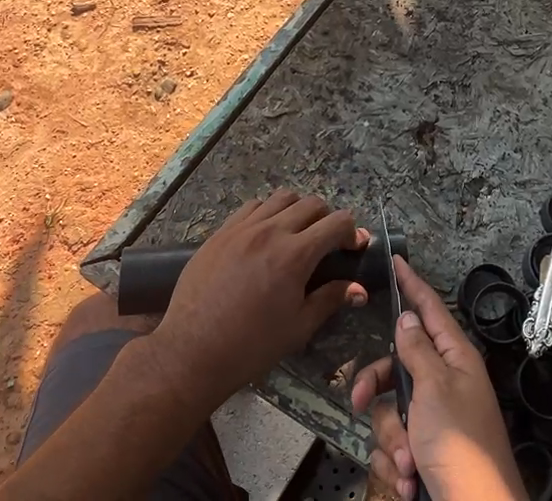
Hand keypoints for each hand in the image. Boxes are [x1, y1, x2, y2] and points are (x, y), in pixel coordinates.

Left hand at [155, 190, 368, 402]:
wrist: (192, 352)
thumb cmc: (251, 345)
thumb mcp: (298, 327)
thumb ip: (331, 299)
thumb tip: (360, 289)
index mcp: (295, 255)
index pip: (337, 222)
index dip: (351, 232)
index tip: (351, 249)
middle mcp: (271, 231)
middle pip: (312, 204)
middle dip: (327, 219)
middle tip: (325, 244)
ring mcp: (242, 228)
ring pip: (281, 198)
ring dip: (297, 211)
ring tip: (294, 236)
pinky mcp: (220, 232)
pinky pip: (251, 207)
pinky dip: (267, 213)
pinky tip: (264, 237)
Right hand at [350, 256, 527, 500]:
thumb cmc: (460, 444)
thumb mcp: (435, 389)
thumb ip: (416, 350)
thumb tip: (408, 317)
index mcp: (455, 359)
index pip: (430, 310)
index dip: (411, 285)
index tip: (396, 261)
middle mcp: (443, 382)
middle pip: (395, 366)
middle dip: (377, 391)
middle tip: (358, 403)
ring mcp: (433, 418)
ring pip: (389, 411)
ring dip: (393, 441)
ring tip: (409, 465)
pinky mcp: (423, 451)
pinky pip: (394, 445)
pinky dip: (397, 465)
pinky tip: (411, 483)